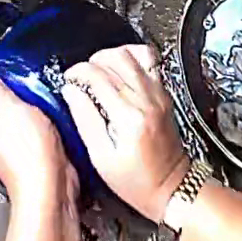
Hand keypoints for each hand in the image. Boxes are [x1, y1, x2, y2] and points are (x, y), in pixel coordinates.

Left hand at [0, 75, 74, 210]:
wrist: (53, 189)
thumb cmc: (31, 155)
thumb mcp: (12, 111)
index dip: (4, 85)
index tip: (19, 77)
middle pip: (10, 108)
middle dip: (25, 98)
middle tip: (38, 91)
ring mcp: (19, 150)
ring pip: (28, 119)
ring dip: (40, 112)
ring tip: (51, 106)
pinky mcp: (38, 157)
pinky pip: (43, 133)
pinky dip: (51, 126)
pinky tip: (59, 123)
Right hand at [62, 45, 189, 221]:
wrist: (172, 186)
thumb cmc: (137, 181)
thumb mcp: (101, 158)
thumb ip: (85, 120)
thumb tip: (71, 92)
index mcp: (128, 117)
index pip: (98, 76)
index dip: (78, 72)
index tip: (69, 80)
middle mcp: (145, 99)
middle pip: (115, 58)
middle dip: (91, 62)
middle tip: (81, 76)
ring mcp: (157, 93)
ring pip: (131, 54)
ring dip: (109, 56)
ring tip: (98, 71)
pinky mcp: (163, 92)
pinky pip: (148, 60)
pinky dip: (130, 56)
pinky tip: (120, 67)